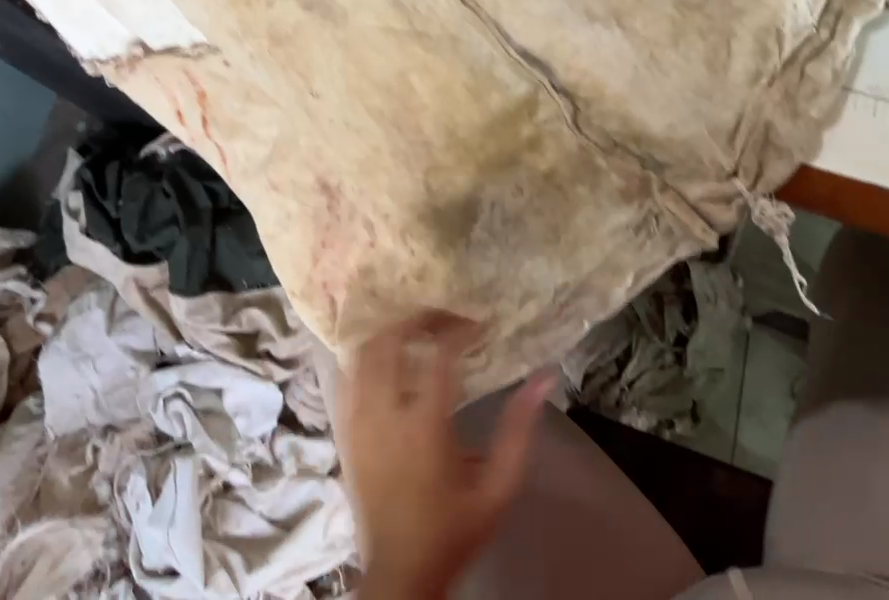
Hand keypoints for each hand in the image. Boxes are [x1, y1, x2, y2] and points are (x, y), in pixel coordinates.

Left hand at [338, 312, 553, 599]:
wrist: (402, 572)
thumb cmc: (455, 528)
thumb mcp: (499, 485)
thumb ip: (520, 429)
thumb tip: (543, 377)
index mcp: (425, 427)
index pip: (438, 356)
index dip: (458, 329)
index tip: (479, 323)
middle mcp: (383, 417)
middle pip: (389, 342)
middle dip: (416, 319)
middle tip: (445, 316)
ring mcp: (357, 424)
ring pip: (361, 355)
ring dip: (388, 334)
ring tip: (416, 330)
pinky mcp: (345, 434)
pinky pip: (347, 379)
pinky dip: (366, 358)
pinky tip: (386, 359)